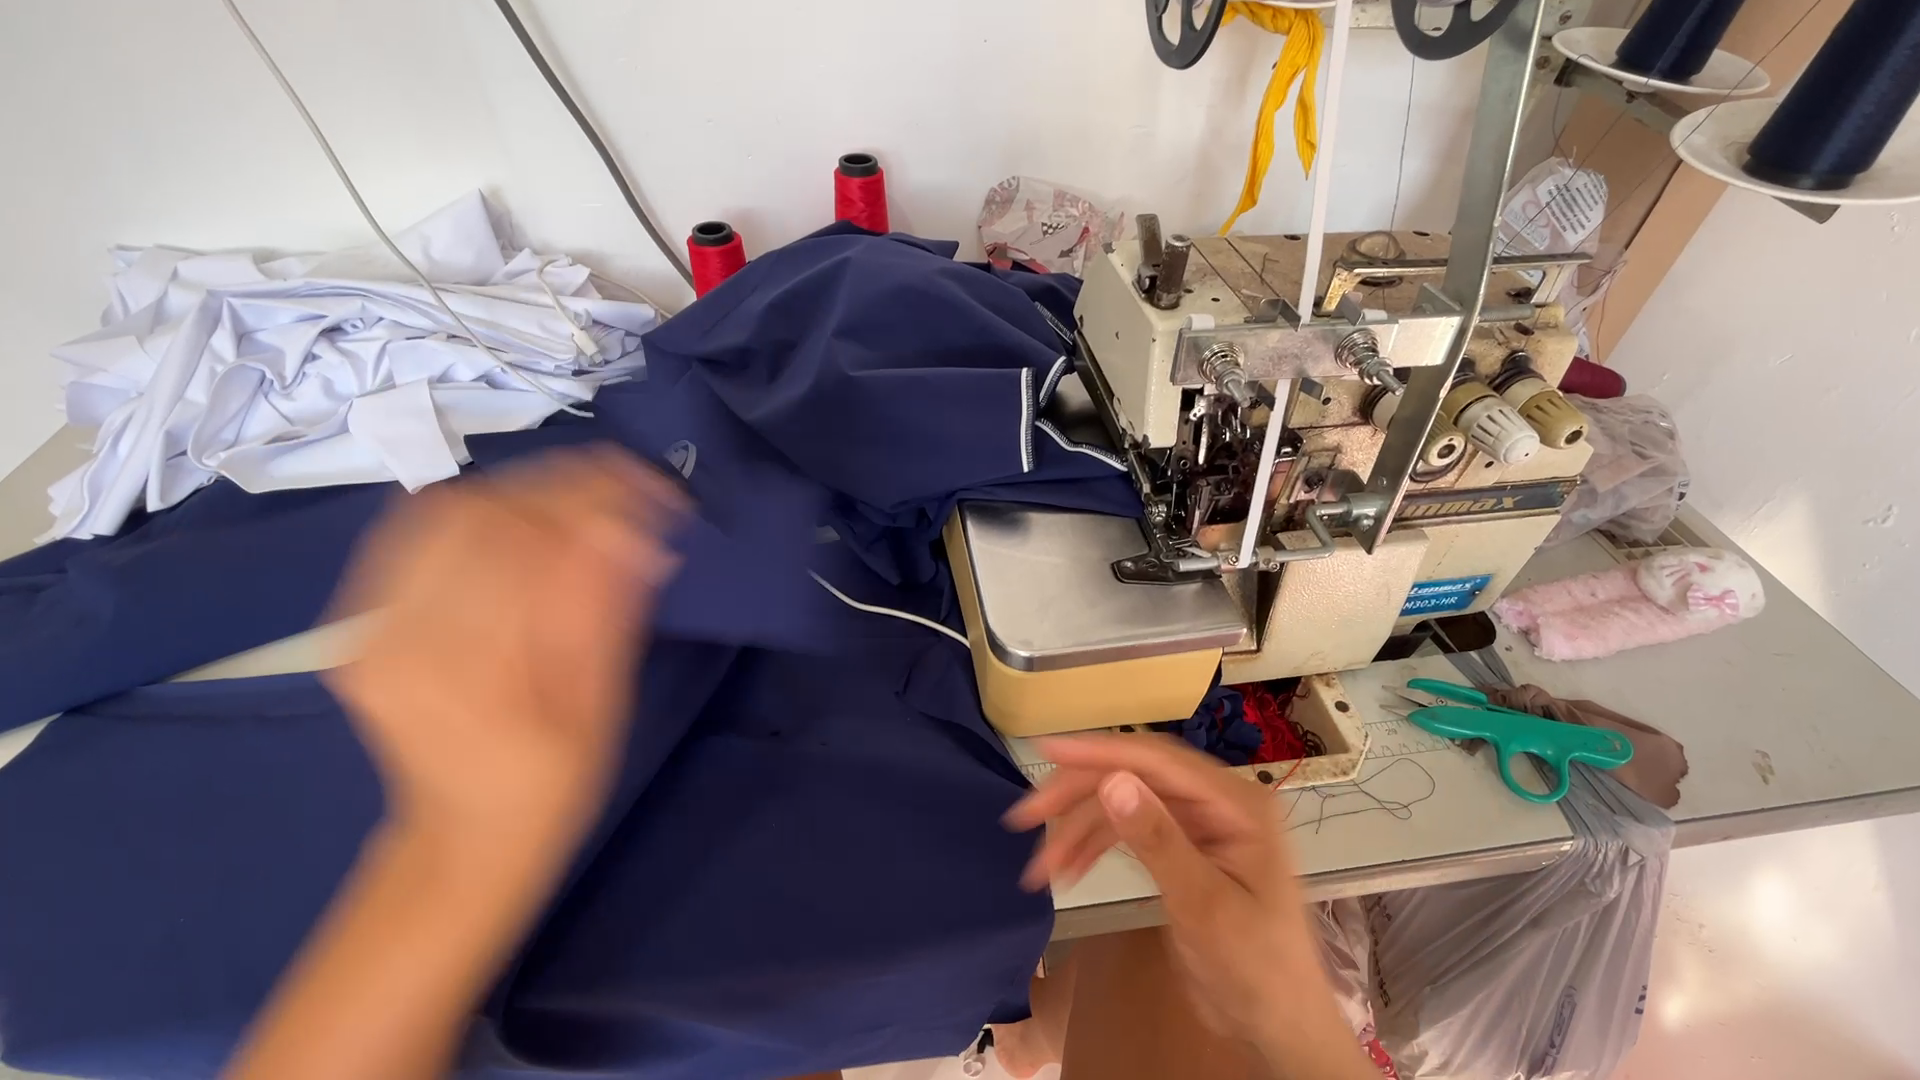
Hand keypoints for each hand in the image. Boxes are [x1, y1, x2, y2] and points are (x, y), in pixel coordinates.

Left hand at [323, 446, 685, 866]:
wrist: (462, 834)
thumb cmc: (550, 787)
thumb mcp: (598, 710)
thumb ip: (609, 617)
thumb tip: (641, 536)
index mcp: (470, 674)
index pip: (534, 548)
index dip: (600, 503)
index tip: (656, 493)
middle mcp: (402, 639)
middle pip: (482, 518)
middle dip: (566, 487)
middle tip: (628, 484)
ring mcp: (369, 626)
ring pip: (443, 513)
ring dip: (523, 490)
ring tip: (582, 495)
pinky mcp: (362, 618)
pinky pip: (413, 532)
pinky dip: (476, 506)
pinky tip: (520, 512)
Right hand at [1006, 736, 1371, 1077]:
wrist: (1277, 1028)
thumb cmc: (1255, 969)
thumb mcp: (1204, 905)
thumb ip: (1158, 840)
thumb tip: (1112, 782)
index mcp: (1234, 803)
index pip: (1158, 760)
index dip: (1100, 752)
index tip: (1047, 753)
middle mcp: (1214, 803)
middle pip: (1132, 779)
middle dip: (1076, 796)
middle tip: (1024, 818)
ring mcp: (1196, 825)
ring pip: (1122, 807)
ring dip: (1078, 832)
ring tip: (1038, 868)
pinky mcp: (1180, 849)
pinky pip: (1127, 834)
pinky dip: (1094, 848)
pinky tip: (1065, 872)